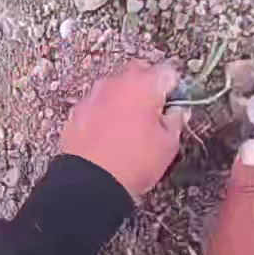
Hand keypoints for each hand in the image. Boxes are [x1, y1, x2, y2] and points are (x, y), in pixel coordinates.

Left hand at [57, 60, 186, 199]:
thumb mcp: (168, 145)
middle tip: (155, 112)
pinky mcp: (77, 111)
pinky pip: (97, 103)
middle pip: (139, 71)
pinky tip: (110, 134)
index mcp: (144, 85)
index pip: (168, 71)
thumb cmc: (133, 163)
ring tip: (130, 126)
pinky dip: (106, 111)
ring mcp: (93, 95)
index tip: (176, 103)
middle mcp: (117, 82)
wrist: (90, 183)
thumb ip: (175, 121)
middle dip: (149, 86)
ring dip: (125, 98)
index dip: (175, 87)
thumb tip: (177, 112)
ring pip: (116, 86)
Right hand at [206, 139, 253, 254]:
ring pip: (253, 211)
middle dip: (237, 203)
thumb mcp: (240, 213)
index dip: (238, 185)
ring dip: (236, 220)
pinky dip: (239, 235)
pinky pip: (253, 229)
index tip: (229, 202)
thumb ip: (249, 179)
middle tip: (227, 223)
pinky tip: (232, 249)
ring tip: (229, 239)